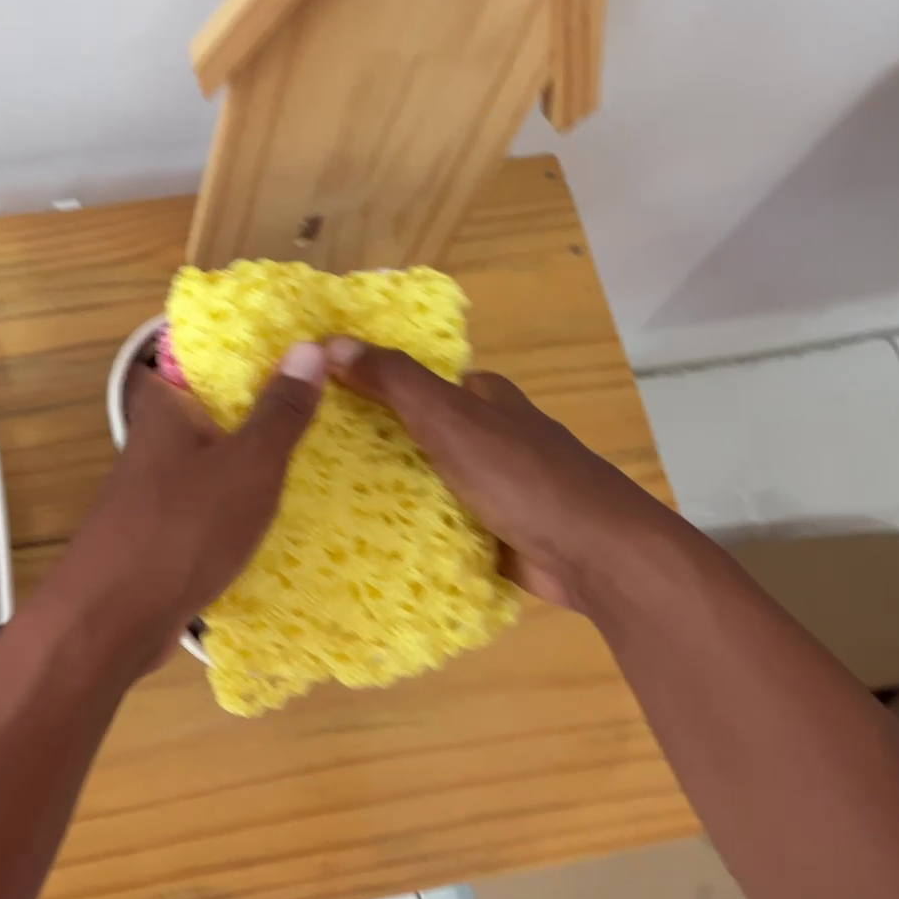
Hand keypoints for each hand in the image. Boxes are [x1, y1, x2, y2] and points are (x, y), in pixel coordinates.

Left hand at [38, 344, 326, 674]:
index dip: (229, 351)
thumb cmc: (185, 526)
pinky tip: (271, 513)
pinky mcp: (156, 534)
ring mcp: (149, 492)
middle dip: (250, 408)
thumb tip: (307, 346)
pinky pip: (202, 505)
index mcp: (163, 409)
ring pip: (205, 461)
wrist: (117, 617)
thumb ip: (279, 410)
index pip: (187, 360)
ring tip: (310, 452)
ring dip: (245, 460)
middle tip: (315, 402)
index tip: (283, 348)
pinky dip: (232, 504)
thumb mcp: (249, 463)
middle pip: (203, 411)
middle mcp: (150, 443)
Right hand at [324, 337, 688, 613]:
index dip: (366, 380)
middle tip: (304, 449)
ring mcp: (488, 483)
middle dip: (365, 436)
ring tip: (316, 489)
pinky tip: (360, 529)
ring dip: (380, 481)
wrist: (594, 555)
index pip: (413, 379)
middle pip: (412, 427)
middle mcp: (486, 434)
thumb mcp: (450, 418)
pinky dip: (403, 519)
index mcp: (483, 398)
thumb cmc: (521, 476)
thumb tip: (329, 342)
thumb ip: (393, 381)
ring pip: (419, 474)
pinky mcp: (487, 527)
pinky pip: (432, 516)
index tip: (314, 395)